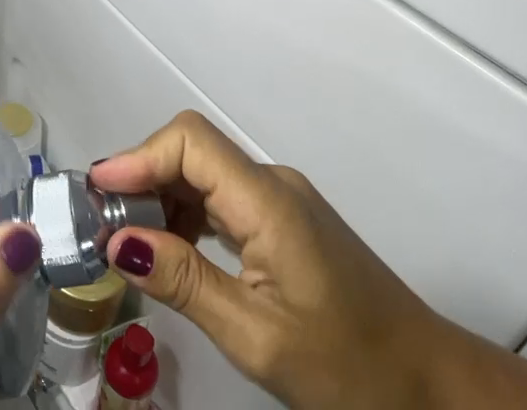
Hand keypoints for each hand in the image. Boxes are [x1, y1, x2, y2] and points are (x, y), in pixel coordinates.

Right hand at [89, 111, 526, 409]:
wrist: (431, 385)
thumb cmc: (348, 366)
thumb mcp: (255, 334)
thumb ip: (183, 280)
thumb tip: (116, 240)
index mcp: (268, 202)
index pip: (189, 142)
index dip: (136, 158)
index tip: (95, 197)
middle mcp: (273, 185)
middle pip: (190, 152)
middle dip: (138, 180)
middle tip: (99, 227)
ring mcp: (281, 201)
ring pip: (201, 174)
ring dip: (157, 200)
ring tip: (123, 245)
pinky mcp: (283, 221)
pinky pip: (220, 199)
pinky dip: (184, 217)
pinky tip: (167, 253)